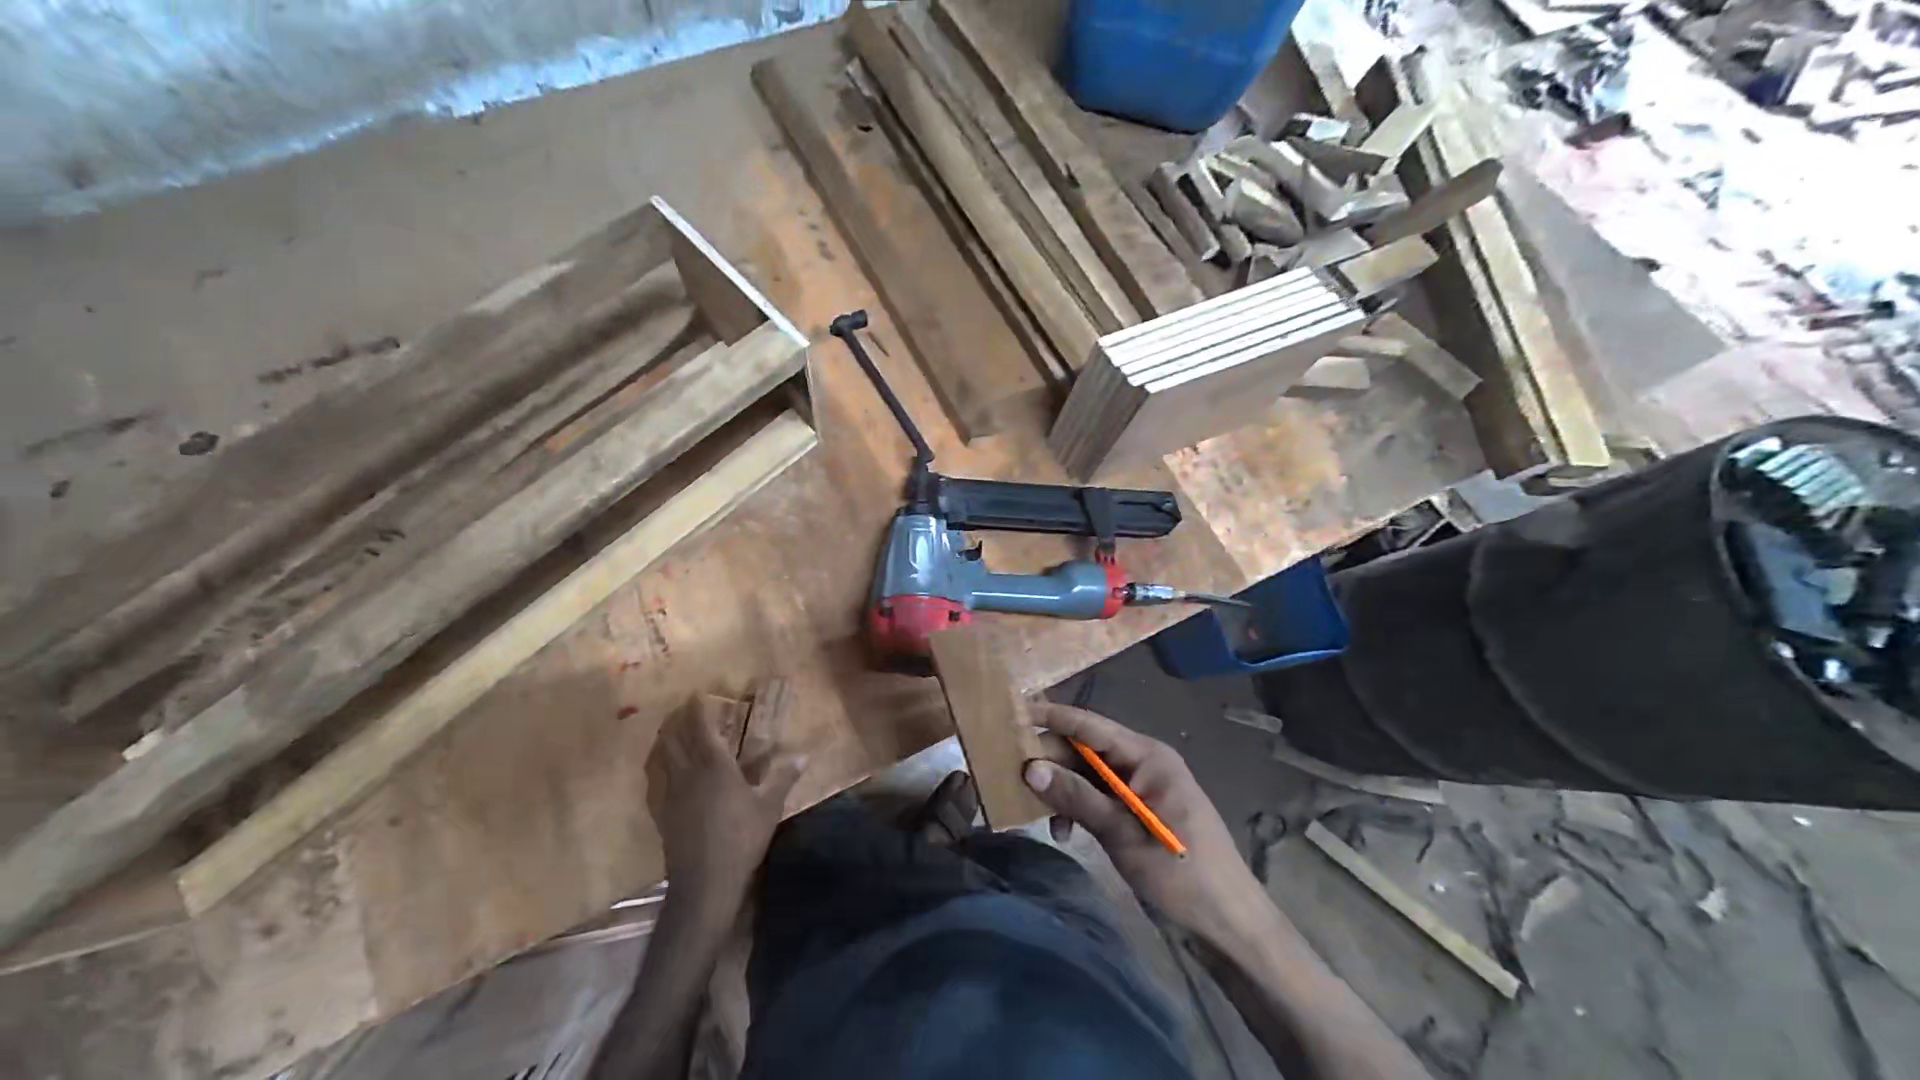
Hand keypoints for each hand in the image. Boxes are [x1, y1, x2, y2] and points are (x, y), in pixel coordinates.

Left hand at [647, 700, 805, 914]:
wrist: (706, 882)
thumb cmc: (742, 839)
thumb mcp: (770, 807)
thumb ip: (784, 777)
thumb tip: (804, 754)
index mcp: (715, 767)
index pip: (701, 729)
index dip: (696, 710)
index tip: (695, 694)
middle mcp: (688, 774)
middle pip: (674, 738)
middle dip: (676, 720)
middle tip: (681, 708)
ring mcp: (670, 794)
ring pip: (660, 757)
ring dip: (663, 739)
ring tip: (668, 731)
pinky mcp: (661, 814)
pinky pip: (654, 781)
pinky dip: (656, 767)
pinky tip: (660, 770)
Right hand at [1024, 704, 1268, 948]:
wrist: (1226, 923)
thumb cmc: (1180, 871)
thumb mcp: (1123, 833)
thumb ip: (1077, 797)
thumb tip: (1030, 767)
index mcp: (1147, 756)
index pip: (1090, 725)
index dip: (1052, 716)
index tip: (1012, 711)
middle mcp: (1140, 764)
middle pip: (1084, 750)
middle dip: (1050, 759)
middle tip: (1008, 771)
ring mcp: (1138, 789)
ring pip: (1086, 776)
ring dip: (1060, 790)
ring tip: (1032, 809)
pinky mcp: (1134, 814)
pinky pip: (1095, 799)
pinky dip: (1076, 810)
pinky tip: (1063, 833)